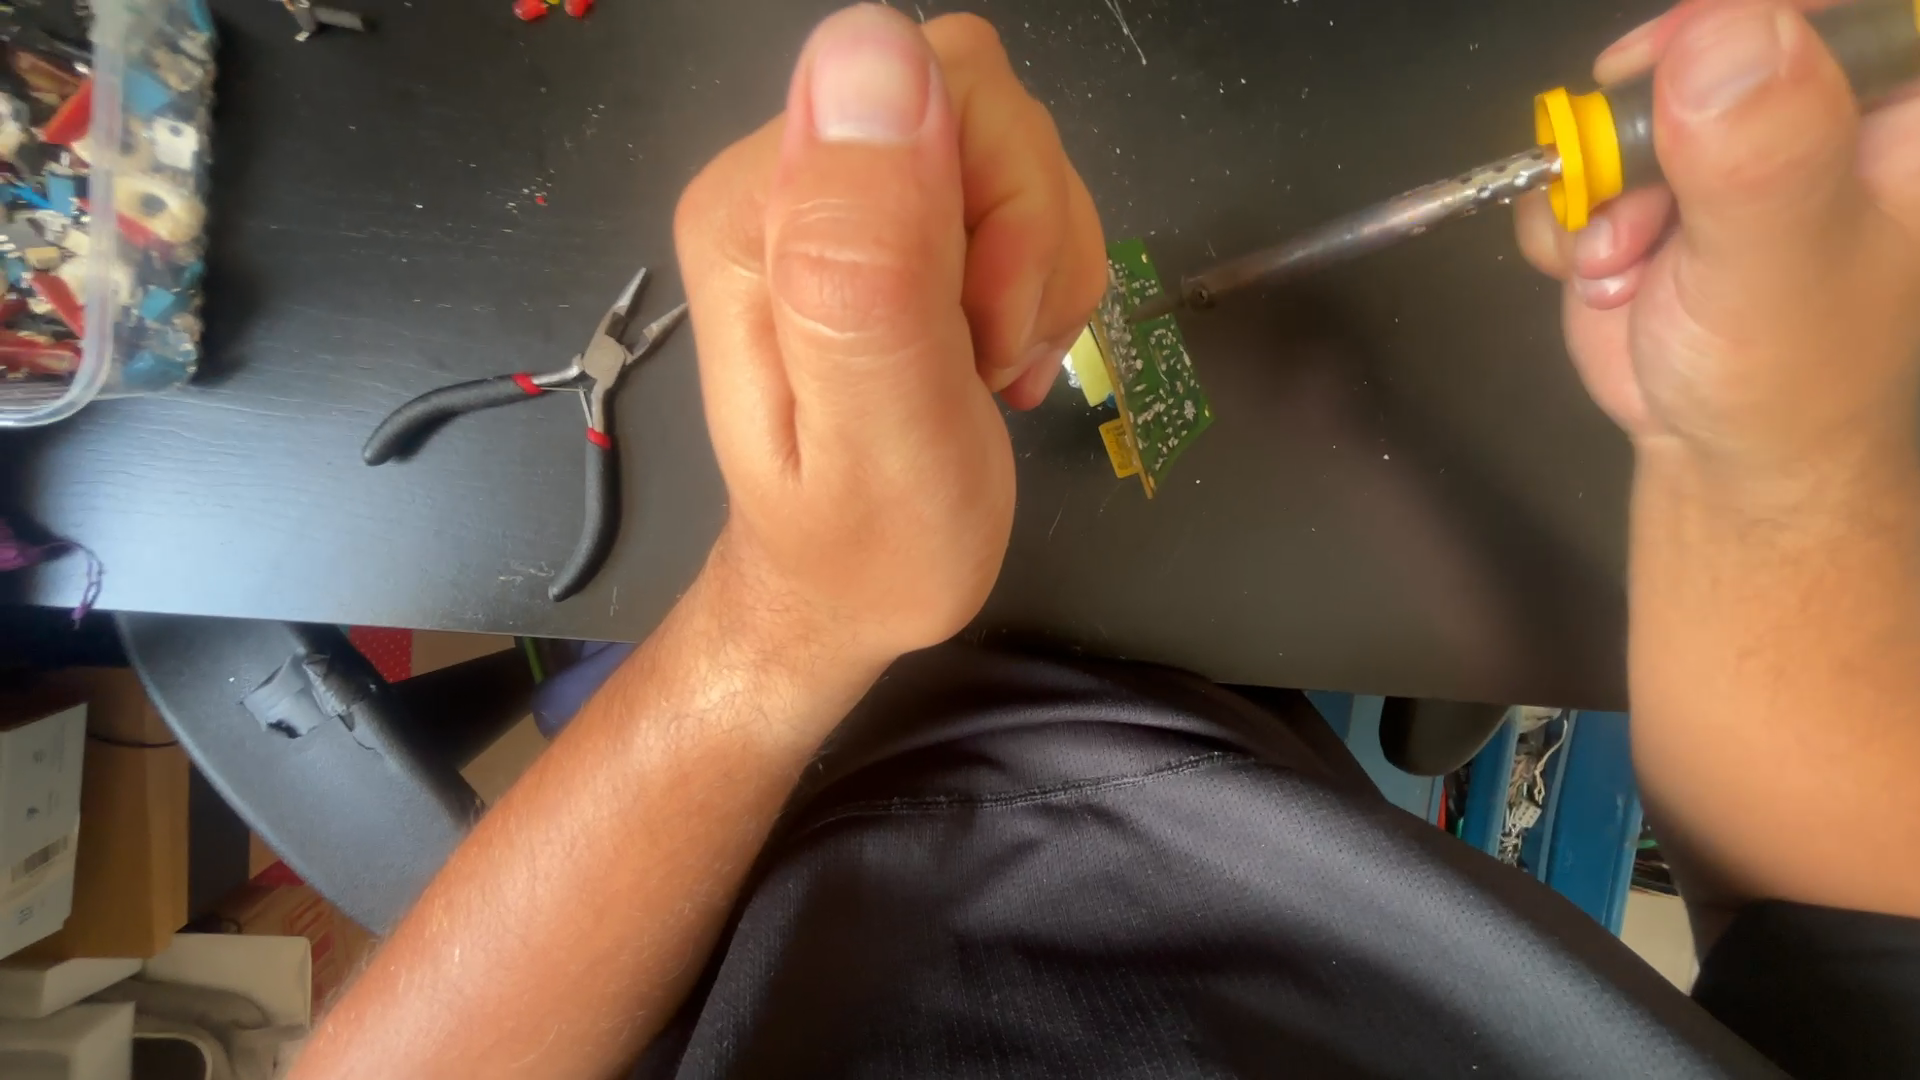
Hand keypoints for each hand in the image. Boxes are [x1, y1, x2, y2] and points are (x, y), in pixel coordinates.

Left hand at [675, 5, 1104, 661]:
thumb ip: (870, 263)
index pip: (934, 90)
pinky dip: (1040, 286)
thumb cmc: (872, 547)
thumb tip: (876, 54)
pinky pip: (1021, 204)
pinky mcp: (902, 237)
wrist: (854, 591)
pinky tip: (999, 360)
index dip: (1000, 212)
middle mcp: (791, 184)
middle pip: (982, 108)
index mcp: (759, 215)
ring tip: (991, 371)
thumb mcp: (879, 433)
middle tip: (988, 358)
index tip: (979, 334)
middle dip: (1026, 244)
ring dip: (1039, 273)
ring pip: (1017, 155)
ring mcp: (850, 206)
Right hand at [1516, 0, 1919, 497]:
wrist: (1714, 440)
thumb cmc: (1780, 362)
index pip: (1818, 7)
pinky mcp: (1637, 207)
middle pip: (1692, 58)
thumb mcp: (1776, 259)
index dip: (1729, 22)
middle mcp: (1794, 117)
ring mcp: (1706, 165)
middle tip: (1624, 196)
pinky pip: (1573, 181)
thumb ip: (1757, 155)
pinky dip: (1560, 229)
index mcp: (1884, 102)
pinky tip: (1593, 275)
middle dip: (1631, 134)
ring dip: (1587, 197)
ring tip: (1615, 263)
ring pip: (1614, 125)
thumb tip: (1718, 33)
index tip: (1649, 69)